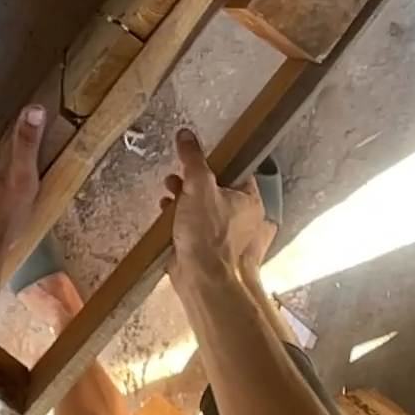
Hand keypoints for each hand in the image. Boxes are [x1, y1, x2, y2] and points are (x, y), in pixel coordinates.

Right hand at [161, 128, 264, 284]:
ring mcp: (223, 233)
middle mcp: (241, 216)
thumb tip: (186, 134)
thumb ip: (193, 160)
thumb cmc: (208, 233)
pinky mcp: (206, 247)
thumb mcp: (199, 187)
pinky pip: (193, 225)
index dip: (214, 161)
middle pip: (215, 187)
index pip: (235, 170)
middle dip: (191, 181)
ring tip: (167, 193)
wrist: (203, 280)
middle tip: (177, 176)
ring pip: (202, 207)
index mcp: (249, 199)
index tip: (195, 157)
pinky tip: (165, 214)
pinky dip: (179, 217)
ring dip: (182, 198)